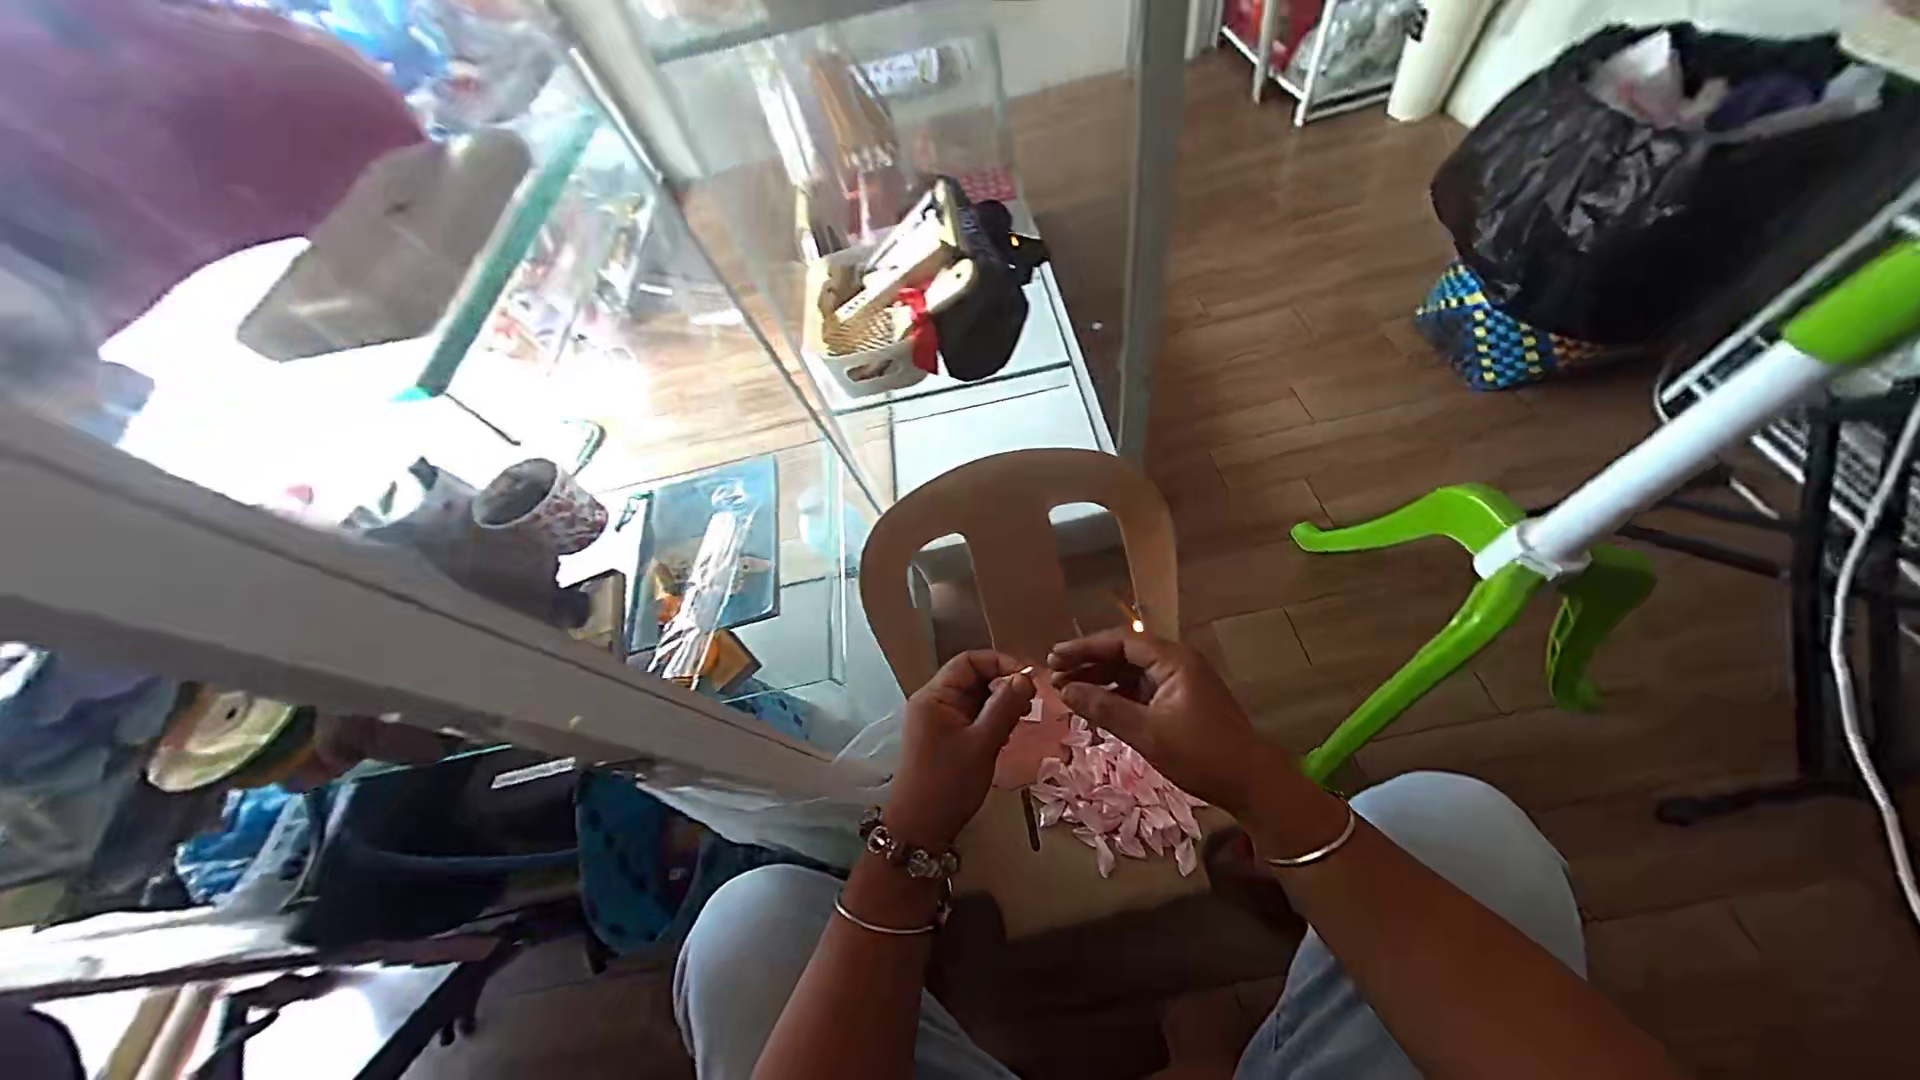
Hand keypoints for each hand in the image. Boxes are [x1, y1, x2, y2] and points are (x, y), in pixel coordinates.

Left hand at [884, 651, 1035, 851]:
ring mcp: (938, 721)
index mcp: (934, 696)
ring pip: (975, 698)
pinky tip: (1006, 734)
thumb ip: (1005, 707)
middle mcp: (934, 702)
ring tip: (1021, 720)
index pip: (969, 661)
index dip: (1000, 663)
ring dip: (1000, 704)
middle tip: (1031, 703)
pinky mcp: (946, 738)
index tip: (1028, 679)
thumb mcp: (982, 744)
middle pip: (973, 678)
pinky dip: (992, 720)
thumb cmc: (948, 783)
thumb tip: (1026, 678)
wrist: (920, 829)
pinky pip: (973, 717)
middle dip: (1003, 685)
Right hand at [1047, 629, 1290, 817]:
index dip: (1084, 647)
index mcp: (1174, 660)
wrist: (1252, 784)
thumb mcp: (1146, 732)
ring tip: (1066, 689)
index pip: (1121, 642)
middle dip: (1088, 662)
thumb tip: (1065, 691)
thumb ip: (1104, 708)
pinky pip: (1140, 689)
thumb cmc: (1201, 754)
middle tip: (1054, 673)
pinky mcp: (1179, 700)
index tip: (1055, 655)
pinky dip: (1116, 695)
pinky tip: (1093, 704)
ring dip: (1099, 679)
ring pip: (1130, 672)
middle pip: (1123, 653)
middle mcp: (1176, 662)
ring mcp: (1179, 681)